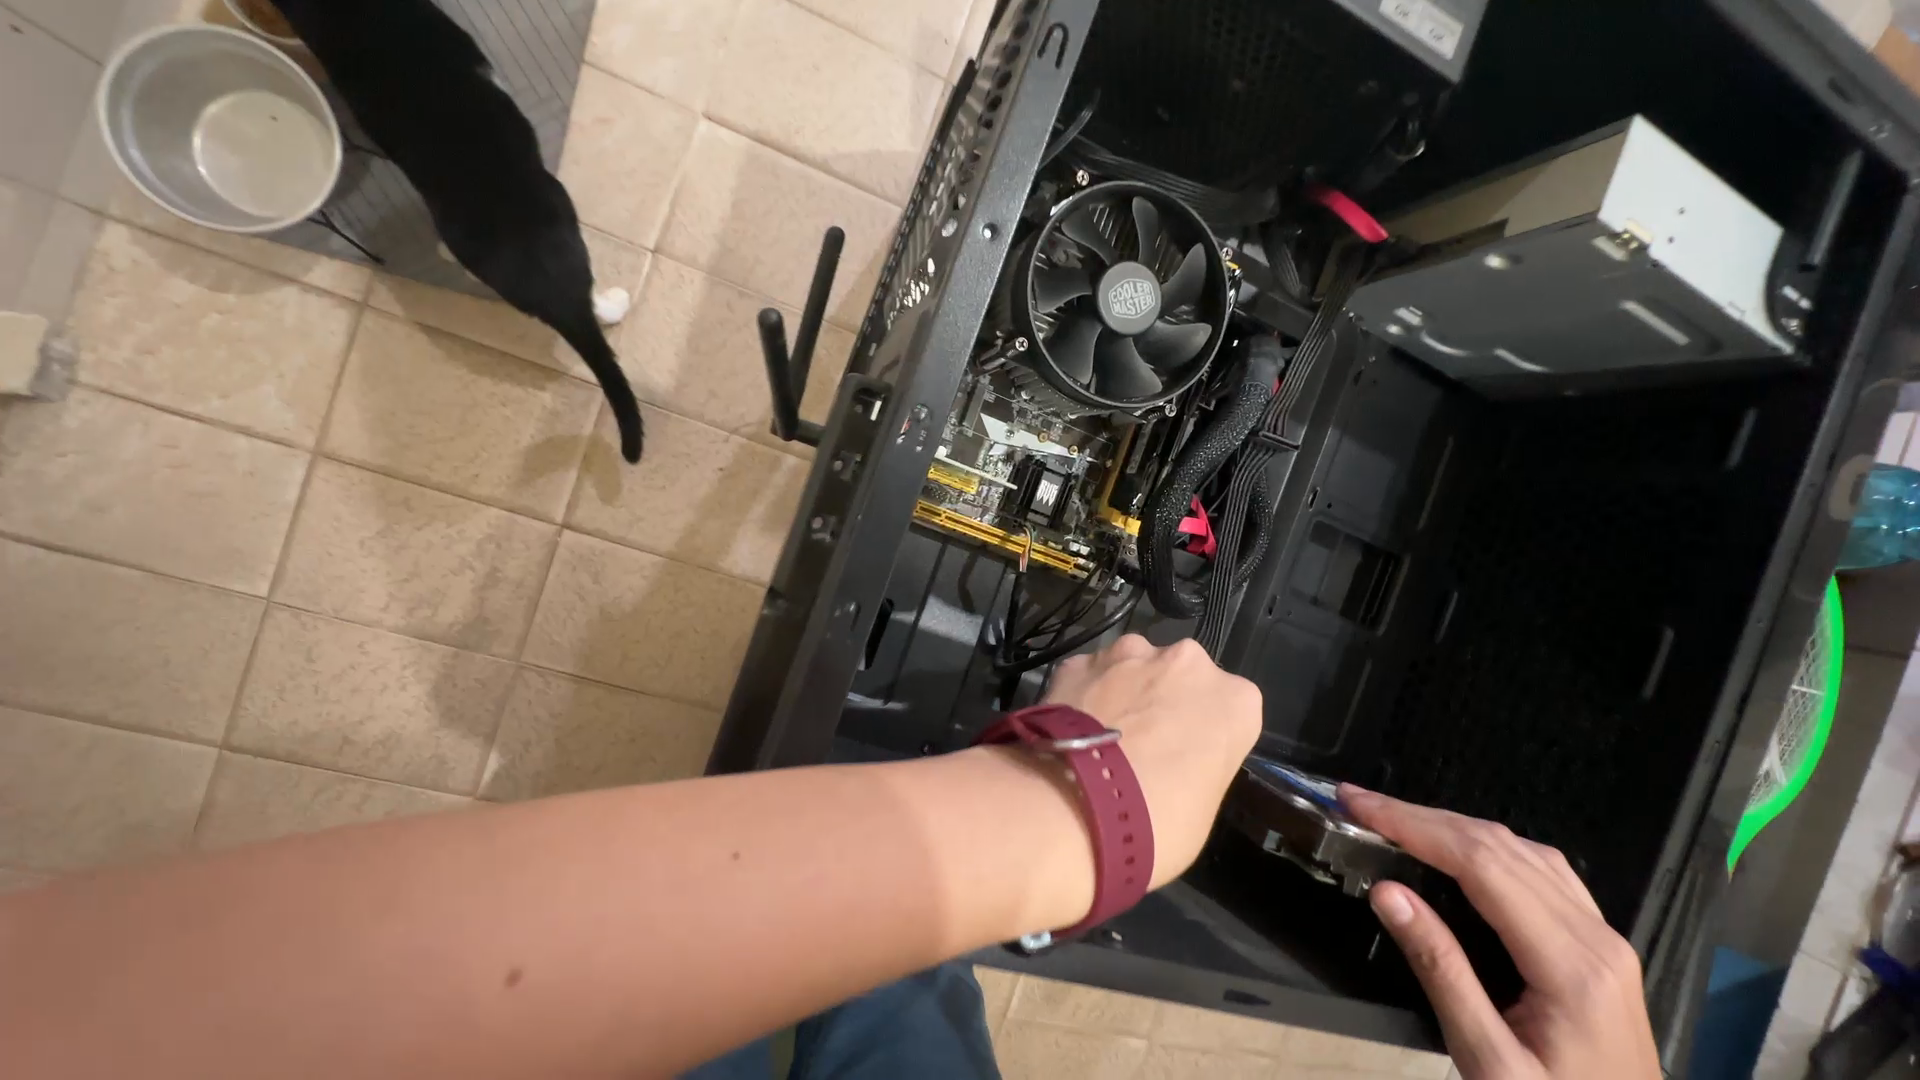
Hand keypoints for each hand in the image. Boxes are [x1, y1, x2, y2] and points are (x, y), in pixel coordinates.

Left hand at [1044, 635, 1262, 888]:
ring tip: (1100, 739)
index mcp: (1235, 699)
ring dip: (1122, 691)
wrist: (1076, 804)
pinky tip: (1070, 731)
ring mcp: (1127, 654)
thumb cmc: (1158, 821)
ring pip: (1131, 668)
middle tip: (1140, 748)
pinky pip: (1087, 676)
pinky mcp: (1077, 661)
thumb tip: (1168, 767)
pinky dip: (1082, 695)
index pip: (1230, 710)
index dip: (1206, 736)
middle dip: (1164, 702)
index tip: (1186, 762)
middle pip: (1180, 677)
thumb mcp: (1202, 807)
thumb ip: (1196, 767)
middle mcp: (1186, 661)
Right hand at [1339, 787, 1659, 1079]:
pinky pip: (1541, 871)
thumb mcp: (1489, 1061)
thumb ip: (1441, 971)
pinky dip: (1488, 845)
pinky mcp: (1600, 947)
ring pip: (1522, 850)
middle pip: (1500, 847)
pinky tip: (1456, 848)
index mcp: (1569, 963)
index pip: (1481, 864)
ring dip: (1452, 825)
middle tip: (1357, 802)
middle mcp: (1595, 937)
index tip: (1356, 805)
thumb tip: (1386, 892)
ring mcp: (1604, 939)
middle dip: (1421, 816)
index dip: (1414, 825)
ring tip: (1392, 820)